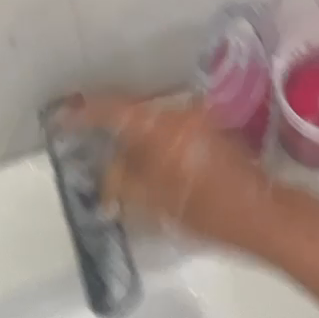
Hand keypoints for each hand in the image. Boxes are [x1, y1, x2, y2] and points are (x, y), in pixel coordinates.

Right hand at [58, 94, 292, 253]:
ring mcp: (197, 115)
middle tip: (85, 131)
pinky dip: (154, 137)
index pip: (113, 108)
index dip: (85, 111)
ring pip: (154, 118)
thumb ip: (120, 179)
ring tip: (114, 150)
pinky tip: (145, 156)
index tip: (62, 115)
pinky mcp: (210, 127)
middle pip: (134, 109)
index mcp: (158, 123)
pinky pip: (171, 124)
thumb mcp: (149, 199)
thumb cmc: (200, 205)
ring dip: (133, 131)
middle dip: (108, 121)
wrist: (255, 209)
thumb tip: (107, 172)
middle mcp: (177, 109)